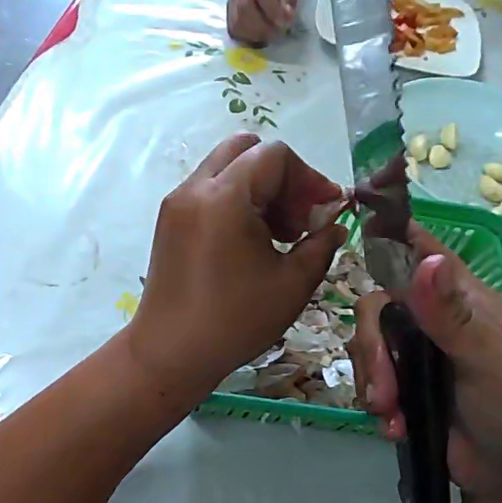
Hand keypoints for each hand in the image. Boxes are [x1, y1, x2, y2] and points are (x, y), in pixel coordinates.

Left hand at [127, 135, 344, 402]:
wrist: (169, 352)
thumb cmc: (234, 321)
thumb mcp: (292, 284)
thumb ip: (320, 244)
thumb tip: (333, 224)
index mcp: (224, 197)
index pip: (275, 156)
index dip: (308, 178)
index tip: (326, 212)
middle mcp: (194, 189)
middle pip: (245, 150)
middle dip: (281, 176)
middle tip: (298, 218)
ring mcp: (176, 204)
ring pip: (225, 168)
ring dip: (258, 188)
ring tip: (277, 235)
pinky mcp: (168, 222)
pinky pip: (208, 190)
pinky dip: (235, 201)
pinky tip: (249, 242)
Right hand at [226, 0, 301, 45]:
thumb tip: (285, 16)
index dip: (273, 9)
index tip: (285, 21)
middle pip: (244, 7)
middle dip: (262, 25)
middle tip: (276, 32)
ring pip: (237, 21)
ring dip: (255, 32)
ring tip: (269, 34)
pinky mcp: (229, 11)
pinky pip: (234, 28)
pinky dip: (247, 36)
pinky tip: (259, 35)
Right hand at [347, 201, 501, 502]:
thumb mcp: (494, 363)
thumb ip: (454, 317)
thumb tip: (425, 261)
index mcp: (465, 302)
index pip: (424, 254)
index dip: (393, 237)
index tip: (359, 225)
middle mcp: (435, 322)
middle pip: (377, 307)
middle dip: (372, 348)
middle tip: (384, 391)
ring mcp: (417, 357)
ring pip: (367, 345)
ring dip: (372, 380)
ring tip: (391, 416)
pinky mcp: (402, 389)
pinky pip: (368, 378)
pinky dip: (374, 402)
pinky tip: (394, 426)